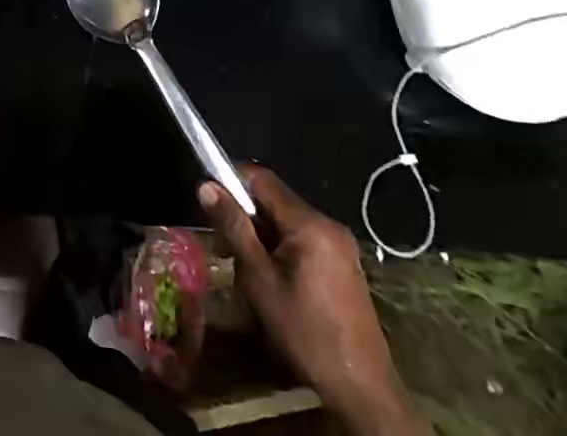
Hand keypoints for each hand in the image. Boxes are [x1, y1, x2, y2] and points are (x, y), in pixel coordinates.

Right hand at [200, 166, 425, 435]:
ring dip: (260, 235)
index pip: (261, 178)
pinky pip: (302, 239)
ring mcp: (340, 245)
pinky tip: (271, 279)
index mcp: (310, 223)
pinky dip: (279, 248)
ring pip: (286, 221)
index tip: (209, 203)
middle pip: (274, 200)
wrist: (360, 387)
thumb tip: (205, 185)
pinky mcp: (343, 263)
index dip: (230, 182)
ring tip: (245, 268)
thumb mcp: (259, 279)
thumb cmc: (304, 331)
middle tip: (225, 247)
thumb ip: (234, 228)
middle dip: (245, 216)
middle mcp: (328, 224)